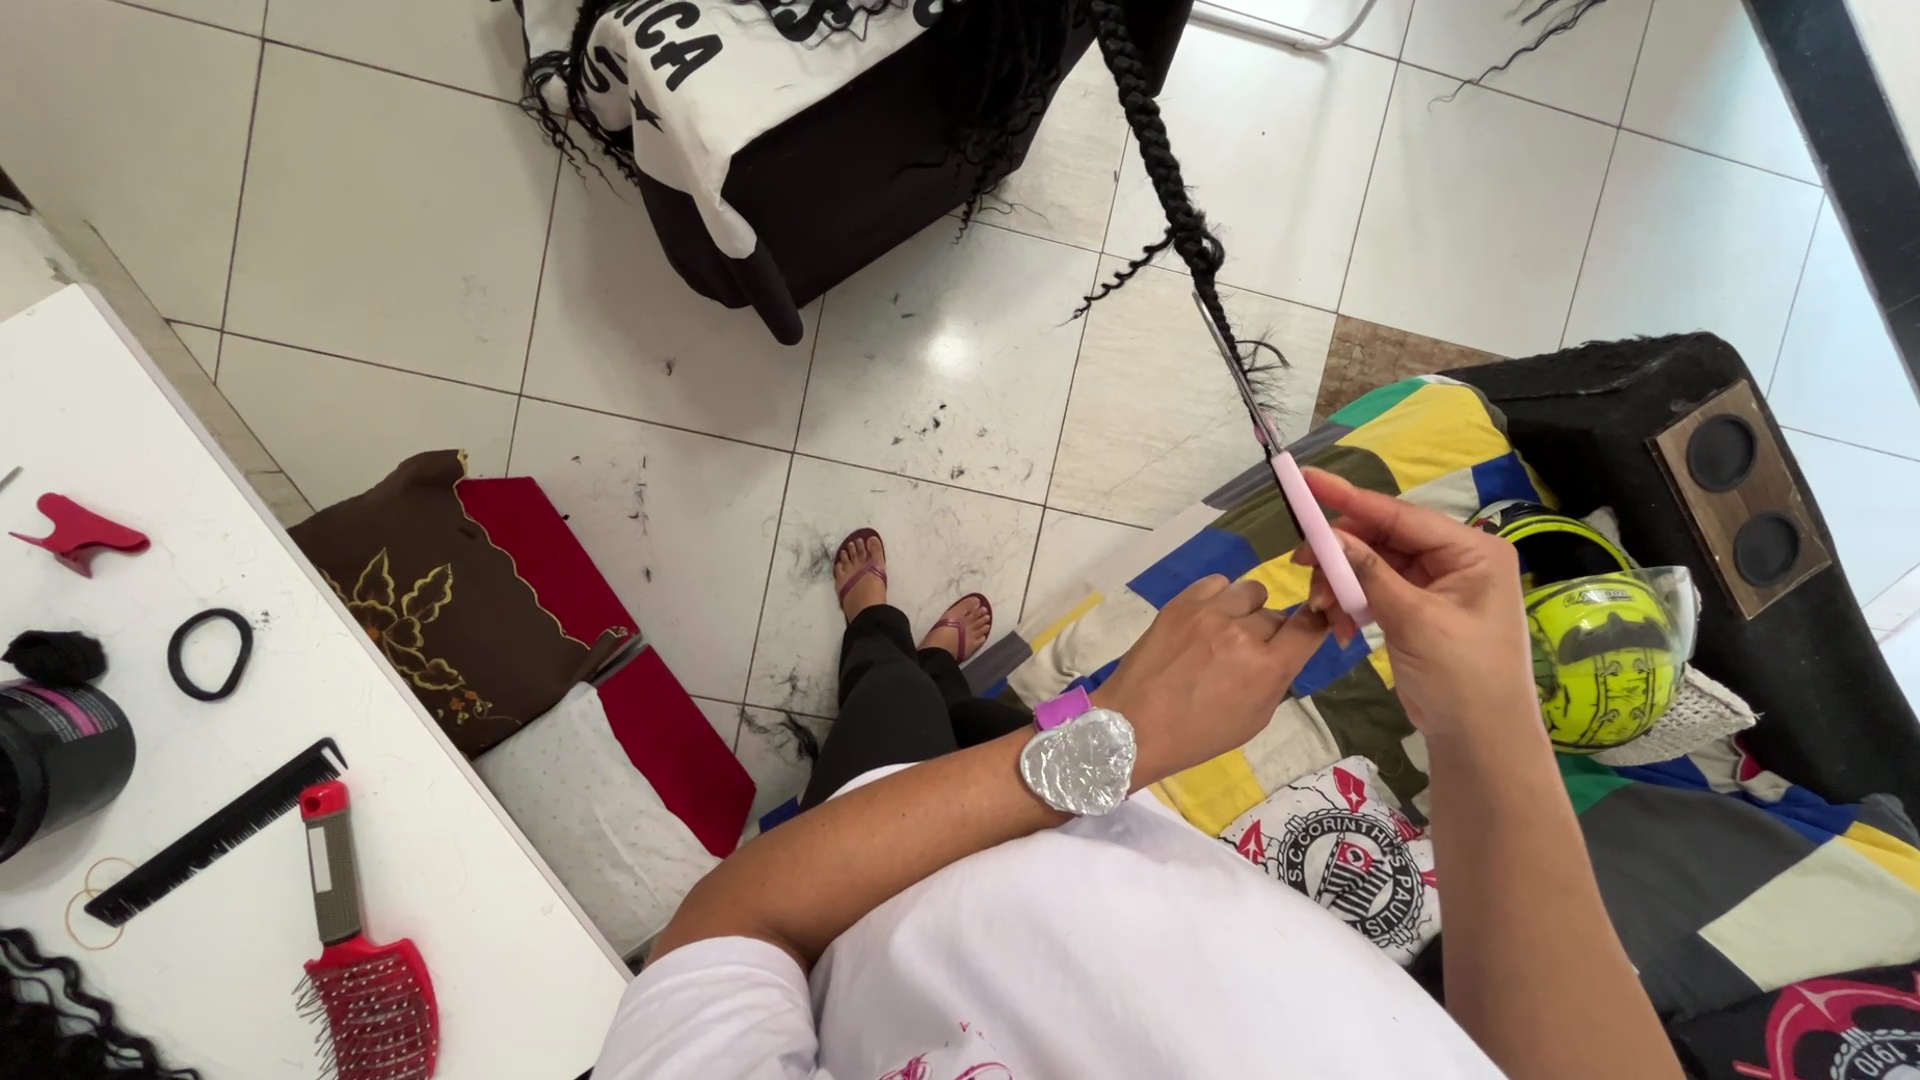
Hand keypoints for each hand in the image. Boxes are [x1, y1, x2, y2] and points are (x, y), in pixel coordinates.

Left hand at [1090, 575, 1328, 787]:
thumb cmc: (1197, 734)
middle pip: (1277, 613)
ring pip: (1250, 591)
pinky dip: (1218, 596)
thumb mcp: (1255, 717)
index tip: (1305, 630)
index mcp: (1267, 668)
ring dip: (1246, 609)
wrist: (1134, 724)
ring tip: (1226, 631)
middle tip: (1248, 652)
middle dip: (1270, 632)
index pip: (1311, 626)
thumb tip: (1285, 646)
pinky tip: (1207, 617)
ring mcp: (1208, 613)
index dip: (1313, 625)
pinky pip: (1216, 583)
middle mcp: (1242, 633)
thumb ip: (1276, 676)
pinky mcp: (1180, 603)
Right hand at [1295, 468, 1539, 744]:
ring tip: (1323, 611)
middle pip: (1378, 537)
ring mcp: (1432, 584)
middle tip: (1301, 566)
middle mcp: (1453, 559)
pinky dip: (1348, 604)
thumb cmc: (1463, 676)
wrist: (1479, 739)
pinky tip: (1339, 627)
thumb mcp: (1415, 620)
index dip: (1348, 497)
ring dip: (1339, 585)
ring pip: (1367, 564)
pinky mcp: (1413, 607)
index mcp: (1471, 551)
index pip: (1398, 514)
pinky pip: (1369, 590)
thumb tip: (1327, 535)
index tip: (1305, 479)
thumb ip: (1370, 573)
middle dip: (1339, 555)